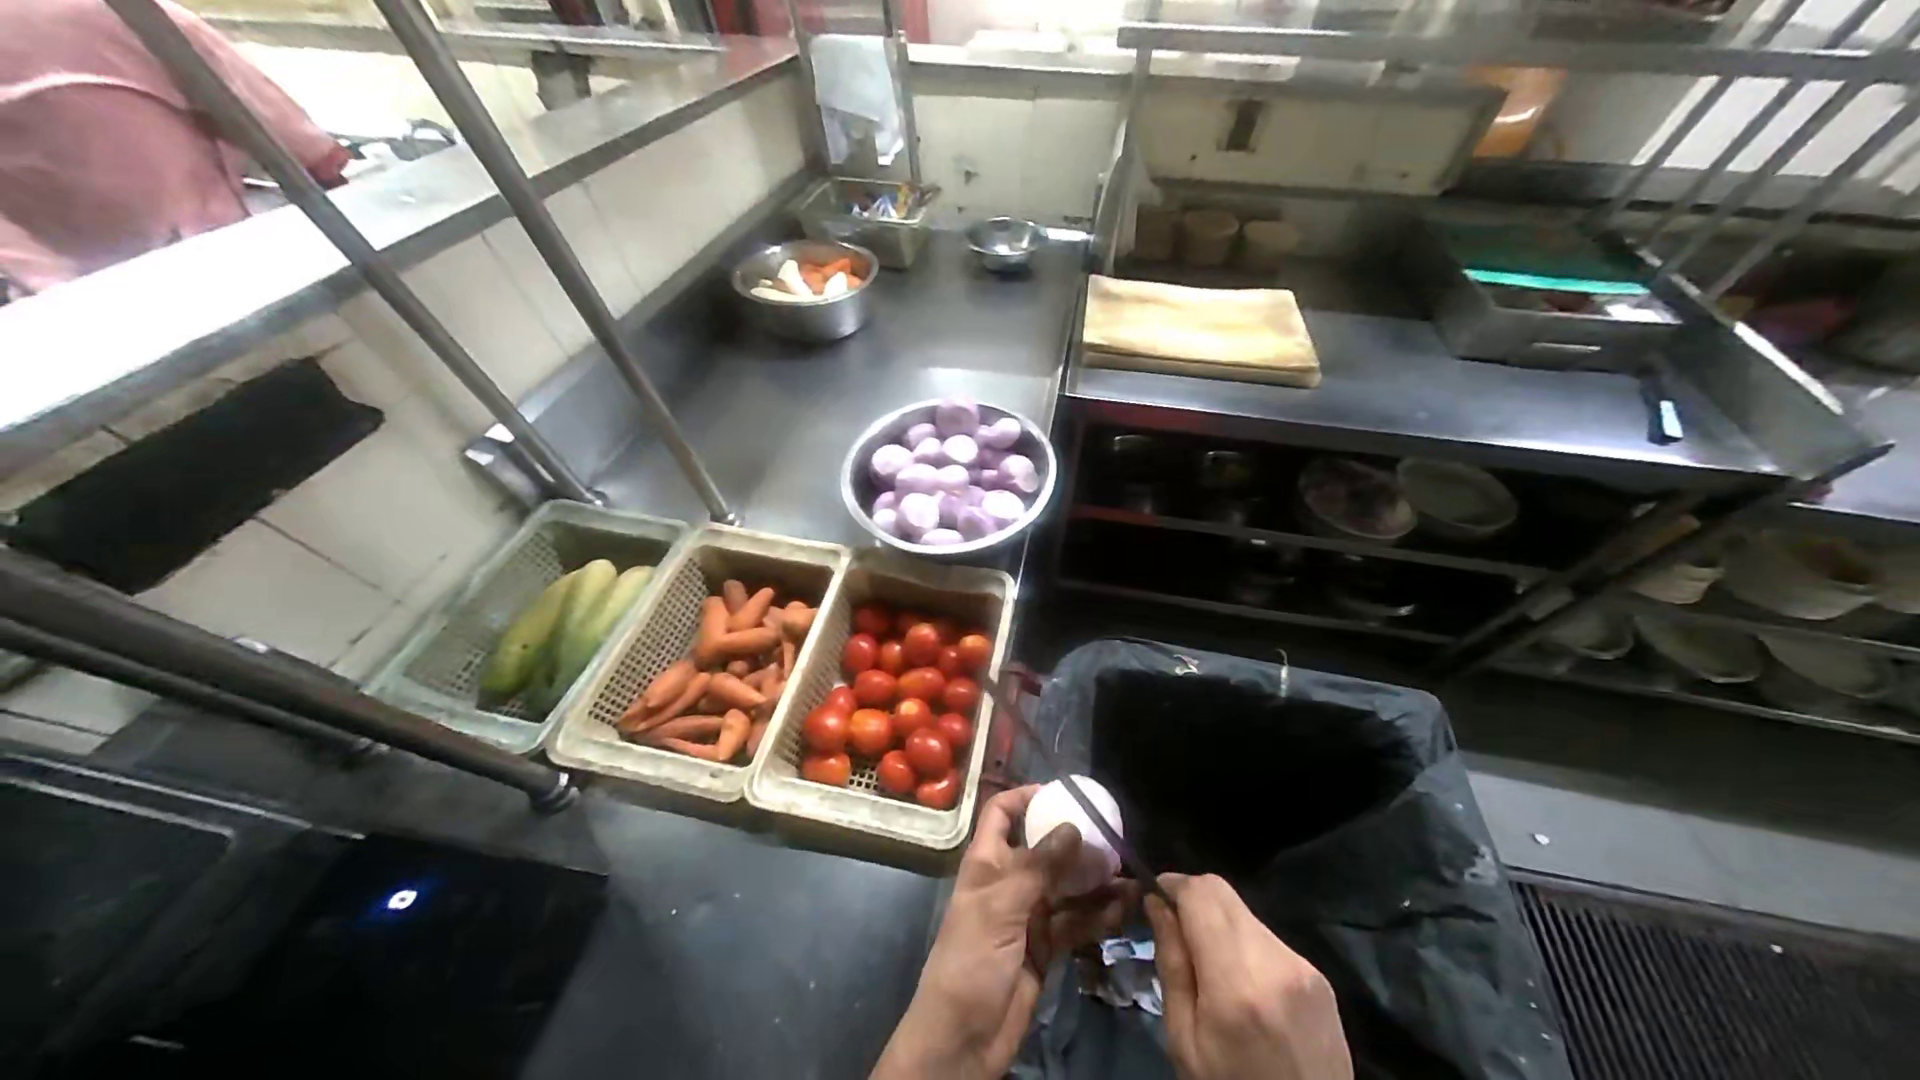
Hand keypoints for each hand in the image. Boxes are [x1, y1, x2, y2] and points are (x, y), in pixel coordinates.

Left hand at [871, 785, 1130, 1079]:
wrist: (962, 1039)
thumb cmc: (971, 962)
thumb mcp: (1000, 909)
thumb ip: (1037, 868)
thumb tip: (1072, 826)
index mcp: (987, 863)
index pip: (1002, 814)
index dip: (1026, 797)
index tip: (1063, 792)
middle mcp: (1009, 883)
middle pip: (1044, 849)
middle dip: (1076, 842)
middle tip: (1114, 836)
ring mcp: (1029, 915)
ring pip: (1066, 887)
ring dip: (1095, 880)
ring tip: (1130, 873)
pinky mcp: (1046, 946)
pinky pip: (1076, 922)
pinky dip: (1098, 915)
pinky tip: (1125, 908)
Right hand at [1146, 873, 1351, 1079]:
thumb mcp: (1184, 1040)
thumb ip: (1171, 964)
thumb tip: (1157, 903)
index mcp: (1236, 982)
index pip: (1201, 893)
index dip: (1171, 885)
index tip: (1153, 900)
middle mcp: (1275, 961)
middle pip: (1222, 892)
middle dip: (1191, 899)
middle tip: (1173, 928)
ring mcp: (1303, 967)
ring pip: (1244, 913)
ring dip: (1218, 923)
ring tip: (1208, 964)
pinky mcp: (1320, 977)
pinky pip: (1267, 938)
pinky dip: (1244, 945)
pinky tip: (1242, 984)